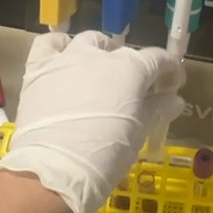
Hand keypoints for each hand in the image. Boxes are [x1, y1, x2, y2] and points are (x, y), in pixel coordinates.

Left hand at [0, 30, 184, 212]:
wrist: (55, 170)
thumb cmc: (106, 154)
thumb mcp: (139, 133)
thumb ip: (157, 110)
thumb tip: (174, 100)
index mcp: (131, 69)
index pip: (159, 59)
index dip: (170, 72)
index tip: (171, 89)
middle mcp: (101, 56)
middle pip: (125, 53)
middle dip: (135, 69)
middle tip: (135, 93)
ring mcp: (68, 58)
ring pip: (89, 41)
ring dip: (100, 52)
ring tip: (100, 73)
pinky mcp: (39, 68)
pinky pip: (49, 44)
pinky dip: (59, 48)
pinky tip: (64, 62)